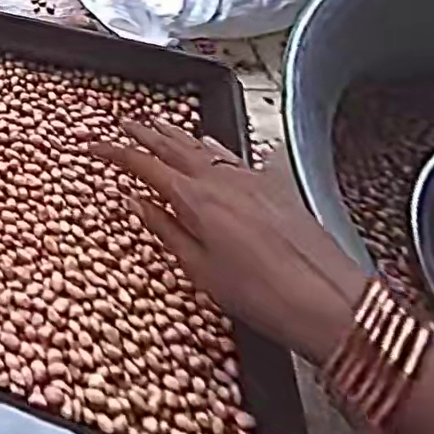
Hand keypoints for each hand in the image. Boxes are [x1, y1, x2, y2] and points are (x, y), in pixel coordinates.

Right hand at [89, 120, 366, 364]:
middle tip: (125, 122)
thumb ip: (164, 228)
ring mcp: (252, 183)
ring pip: (204, 146)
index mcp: (195, 200)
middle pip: (173, 146)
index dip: (114, 152)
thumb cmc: (266, 296)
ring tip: (159, 122)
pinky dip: (214, 145)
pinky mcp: (277, 190)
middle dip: (144, 133)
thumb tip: (135, 202)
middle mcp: (221, 182)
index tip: (94, 145)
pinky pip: (235, 156)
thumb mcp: (199, 268)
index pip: (143, 165)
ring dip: (177, 133)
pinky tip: (211, 142)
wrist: (340, 310)